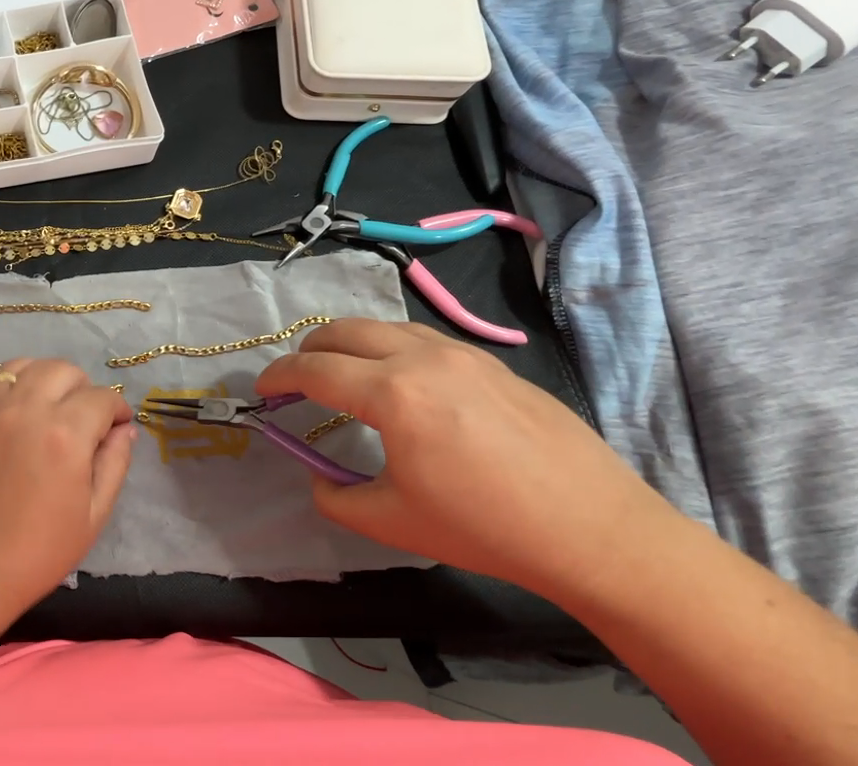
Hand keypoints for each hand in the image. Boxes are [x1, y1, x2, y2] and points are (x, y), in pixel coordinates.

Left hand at [0, 359, 135, 611]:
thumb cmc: (36, 553)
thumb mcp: (92, 516)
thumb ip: (114, 465)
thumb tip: (125, 430)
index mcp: (65, 435)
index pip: (102, 398)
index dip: (117, 411)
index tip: (117, 430)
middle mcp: (27, 408)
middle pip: (66, 370)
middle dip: (84, 390)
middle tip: (85, 422)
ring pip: (29, 365)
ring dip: (49, 380)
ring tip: (52, 411)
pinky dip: (18, 384)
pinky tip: (21, 414)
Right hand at [258, 319, 679, 600]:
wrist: (596, 531)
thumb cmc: (485, 528)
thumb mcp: (391, 522)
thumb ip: (335, 496)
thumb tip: (320, 476)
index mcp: (392, 394)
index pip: (314, 369)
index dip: (278, 376)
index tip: (260, 390)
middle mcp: (423, 358)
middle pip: (343, 330)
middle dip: (308, 350)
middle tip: (296, 379)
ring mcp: (464, 355)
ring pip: (385, 326)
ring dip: (350, 343)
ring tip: (342, 372)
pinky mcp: (495, 365)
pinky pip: (424, 339)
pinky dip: (391, 348)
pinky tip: (400, 381)